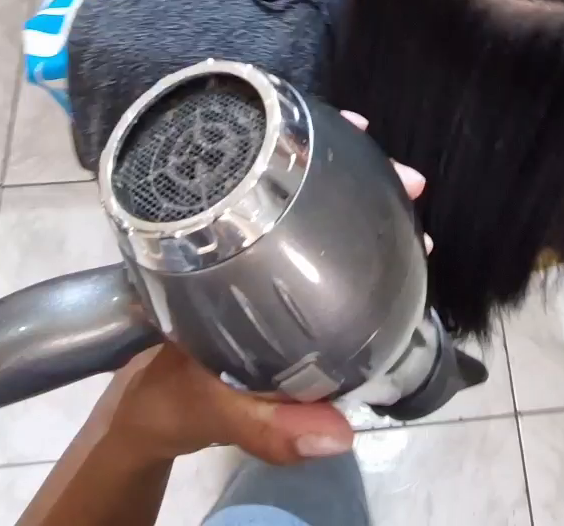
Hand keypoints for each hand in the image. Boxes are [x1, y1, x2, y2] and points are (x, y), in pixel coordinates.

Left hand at [104, 112, 424, 465]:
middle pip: (295, 179)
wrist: (155, 409)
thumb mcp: (215, 409)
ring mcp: (257, 250)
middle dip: (357, 169)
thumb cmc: (174, 396)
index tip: (356, 131)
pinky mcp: (275, 270)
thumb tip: (341, 433)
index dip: (305, 147)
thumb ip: (269, 425)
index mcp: (210, 250)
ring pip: (311, 203)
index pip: (257, 175)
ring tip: (408, 191)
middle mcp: (236, 236)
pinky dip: (354, 226)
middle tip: (408, 180)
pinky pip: (317, 235)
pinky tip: (389, 228)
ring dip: (363, 191)